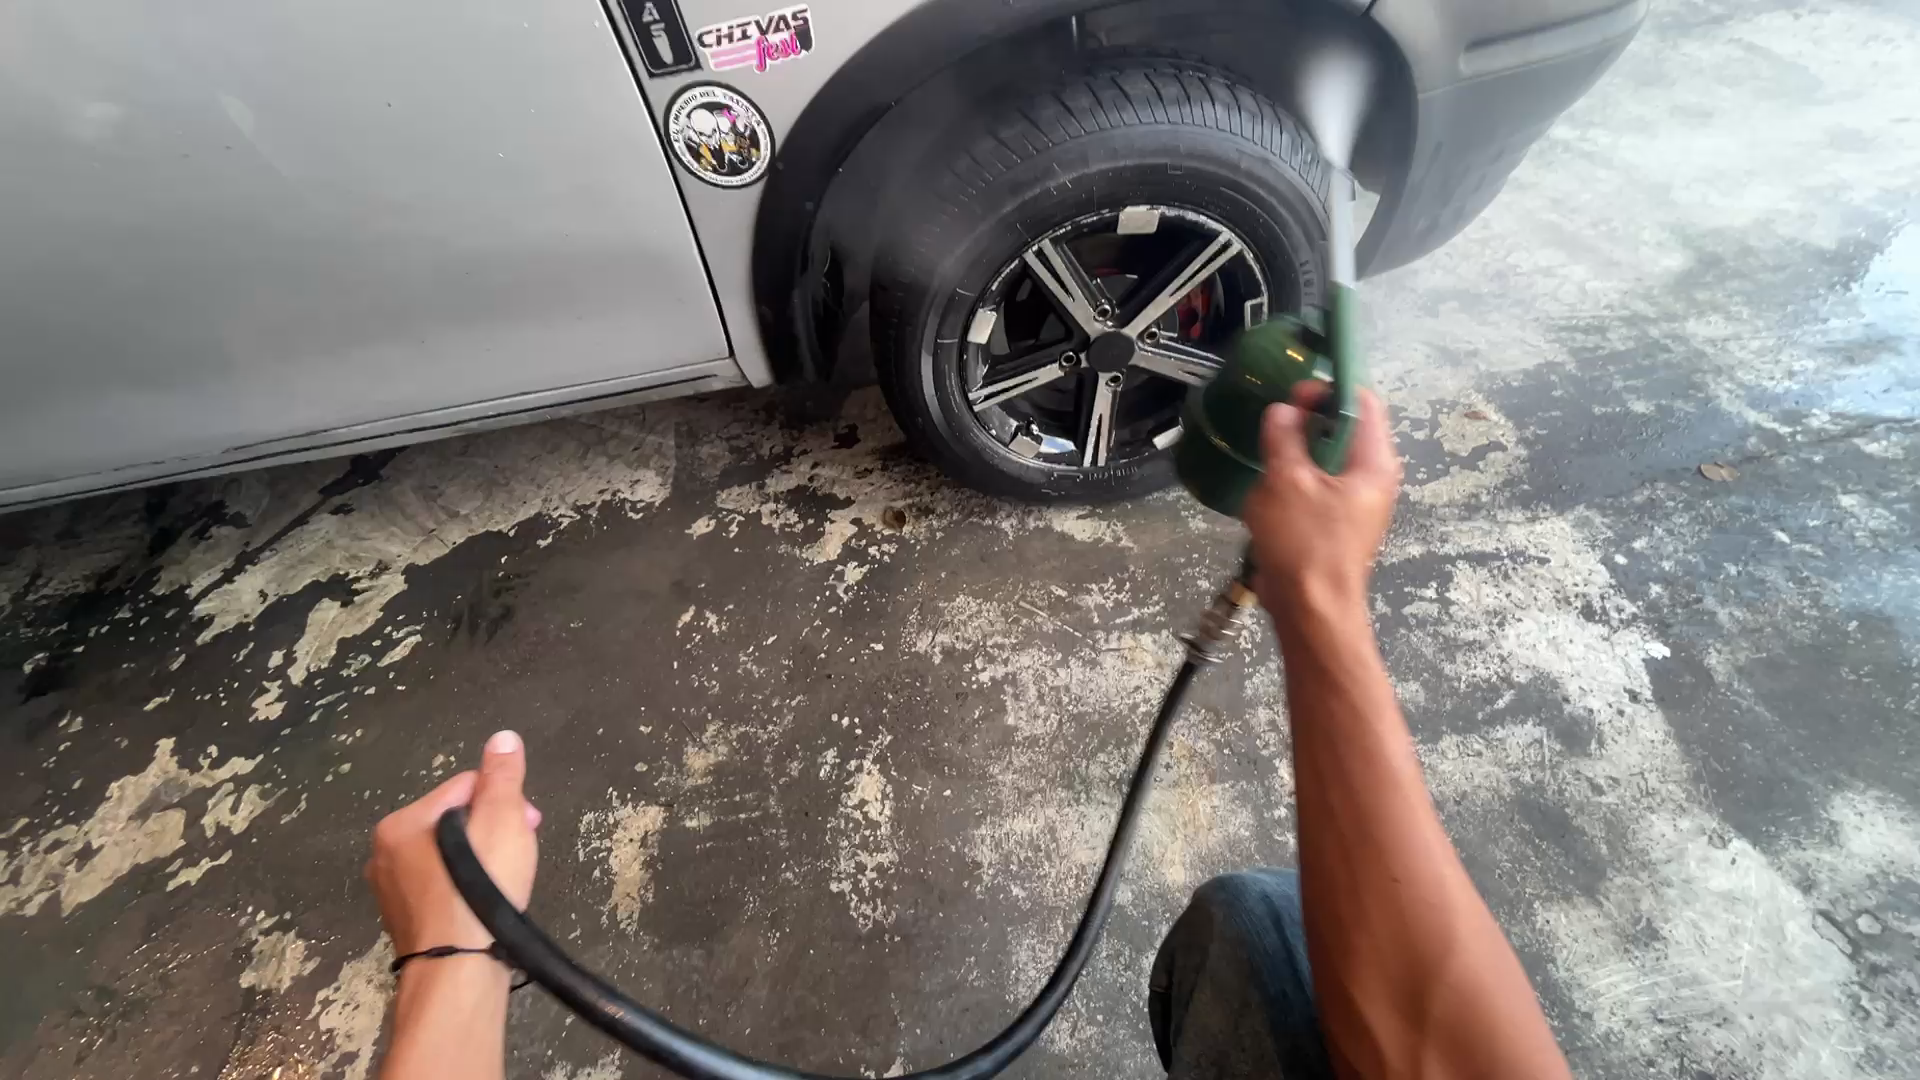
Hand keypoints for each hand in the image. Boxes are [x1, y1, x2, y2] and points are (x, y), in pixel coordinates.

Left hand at [366, 730, 540, 956]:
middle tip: (520, 849)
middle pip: (458, 817)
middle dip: (494, 826)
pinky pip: (441, 881)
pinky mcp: (402, 916)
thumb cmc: (481, 885)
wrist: (459, 965)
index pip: (467, 785)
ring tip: (505, 876)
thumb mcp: (503, 818)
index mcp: (403, 822)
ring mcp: (389, 888)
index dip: (504, 800)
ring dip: (482, 853)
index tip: (526, 824)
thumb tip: (503, 736)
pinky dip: (465, 881)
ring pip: (450, 850)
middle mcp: (384, 851)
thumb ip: (503, 776)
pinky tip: (484, 898)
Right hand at [1242, 384, 1400, 625]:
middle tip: (1272, 431)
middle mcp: (1371, 479)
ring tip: (1266, 472)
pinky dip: (1289, 488)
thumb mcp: (1287, 482)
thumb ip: (1284, 439)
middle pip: (1341, 432)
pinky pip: (1311, 491)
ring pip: (1321, 463)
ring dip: (1291, 461)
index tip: (1292, 396)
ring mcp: (1353, 504)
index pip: (1363, 403)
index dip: (1329, 390)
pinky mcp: (1333, 525)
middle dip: (1304, 427)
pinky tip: (1266, 502)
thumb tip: (1283, 412)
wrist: (1310, 608)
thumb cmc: (1304, 542)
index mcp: (1373, 463)